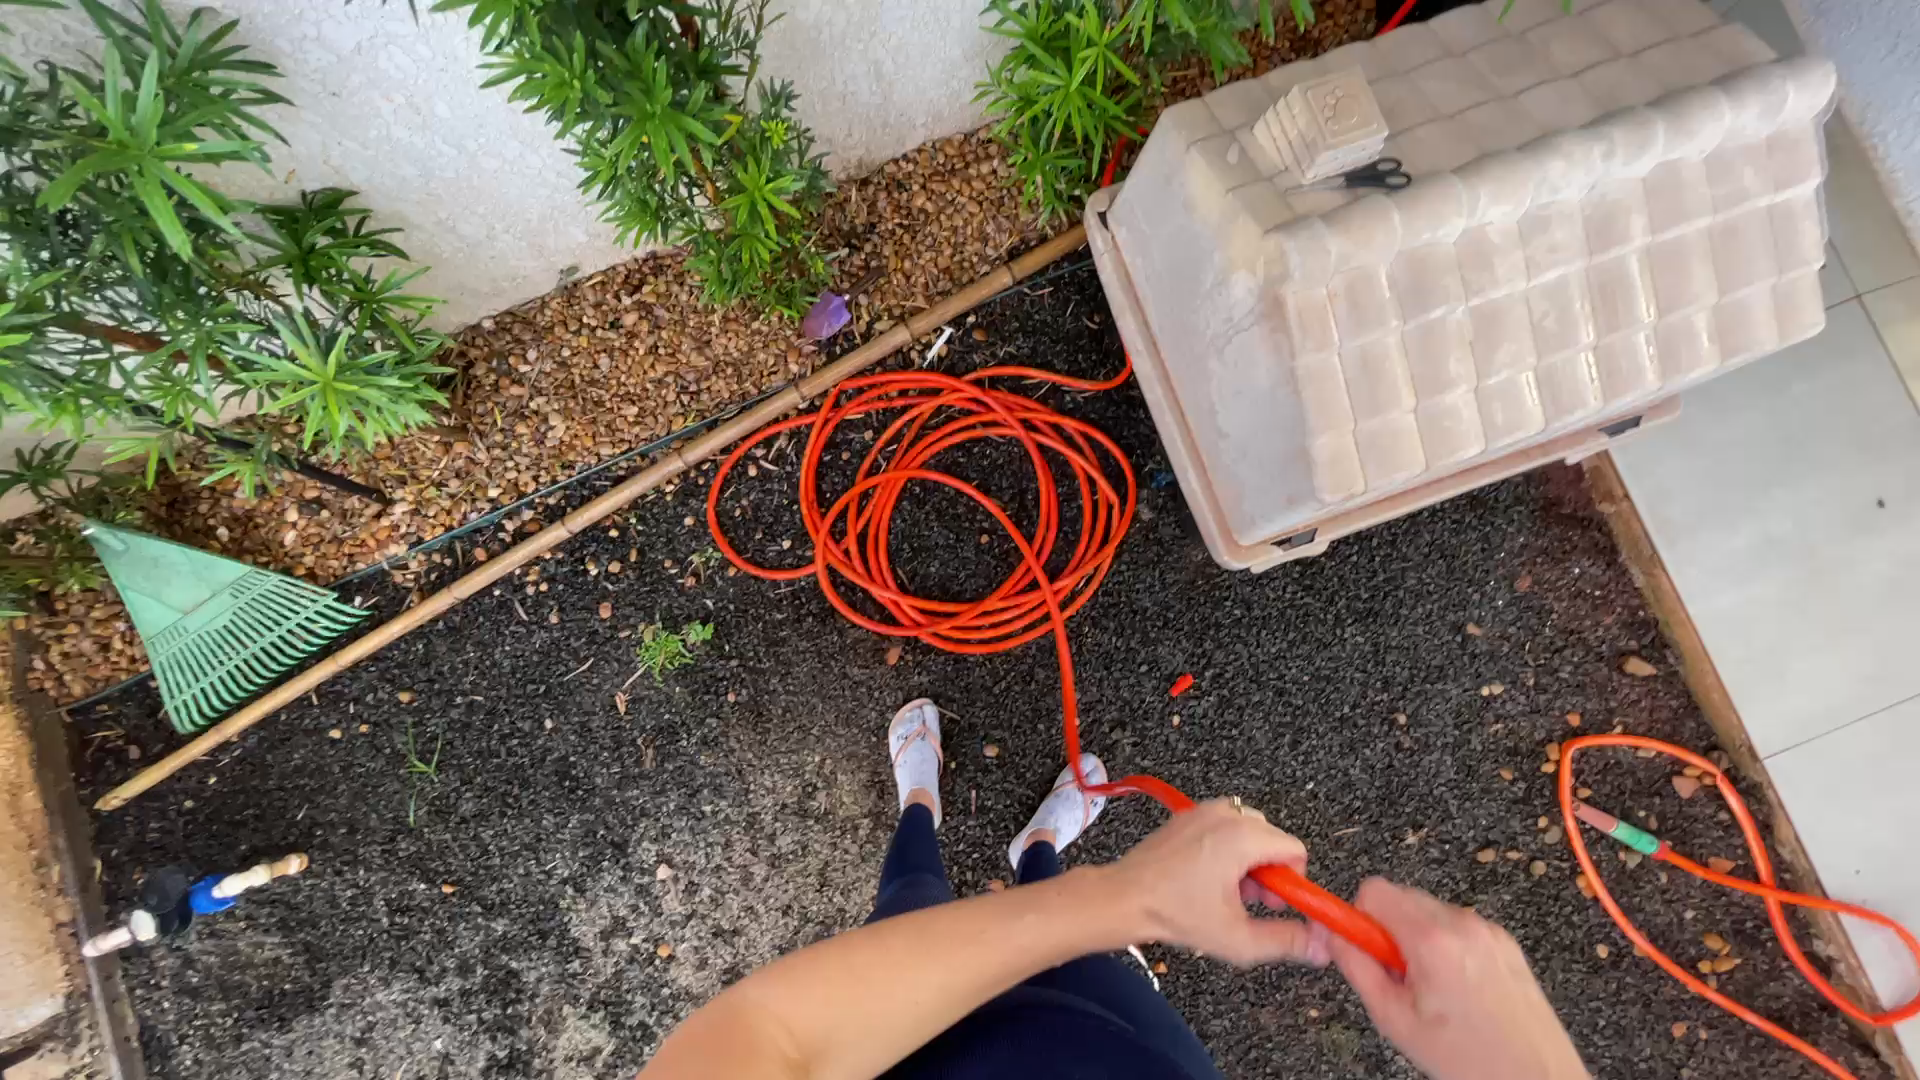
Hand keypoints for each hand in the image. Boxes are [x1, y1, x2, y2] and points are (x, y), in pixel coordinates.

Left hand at [1106, 798, 1330, 967]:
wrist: (1127, 896)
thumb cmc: (1177, 914)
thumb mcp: (1238, 939)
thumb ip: (1286, 941)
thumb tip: (1320, 946)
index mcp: (1240, 837)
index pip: (1294, 847)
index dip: (1293, 879)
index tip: (1275, 903)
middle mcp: (1224, 814)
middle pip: (1272, 837)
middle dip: (1270, 870)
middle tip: (1251, 899)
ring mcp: (1203, 810)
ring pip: (1249, 829)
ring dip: (1249, 858)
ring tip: (1230, 890)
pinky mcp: (1188, 815)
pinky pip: (1225, 824)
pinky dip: (1228, 846)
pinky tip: (1211, 875)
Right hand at [1329, 878, 1588, 1079]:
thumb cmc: (1471, 1062)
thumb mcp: (1394, 1019)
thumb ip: (1354, 965)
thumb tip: (1329, 931)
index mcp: (1433, 940)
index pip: (1374, 890)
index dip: (1359, 915)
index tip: (1363, 946)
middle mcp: (1463, 924)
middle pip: (1399, 896)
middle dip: (1388, 928)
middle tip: (1399, 975)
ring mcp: (1488, 930)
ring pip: (1426, 910)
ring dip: (1416, 936)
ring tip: (1432, 987)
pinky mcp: (1504, 941)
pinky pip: (1454, 924)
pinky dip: (1444, 944)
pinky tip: (1456, 985)